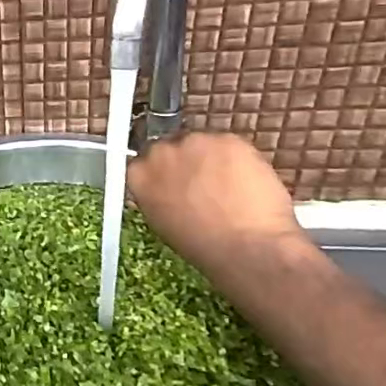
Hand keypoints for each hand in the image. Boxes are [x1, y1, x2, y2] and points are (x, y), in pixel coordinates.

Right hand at [128, 131, 309, 273]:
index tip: (177, 180)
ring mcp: (193, 142)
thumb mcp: (160, 220)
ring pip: (204, 143)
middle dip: (188, 160)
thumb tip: (166, 187)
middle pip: (173, 145)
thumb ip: (156, 194)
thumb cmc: (201, 243)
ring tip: (230, 186)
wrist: (244, 245)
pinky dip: (239, 159)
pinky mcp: (227, 139)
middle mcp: (159, 151)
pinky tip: (247, 183)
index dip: (165, 170)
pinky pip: (231, 145)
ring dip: (213, 158)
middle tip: (206, 182)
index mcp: (138, 174)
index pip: (146, 160)